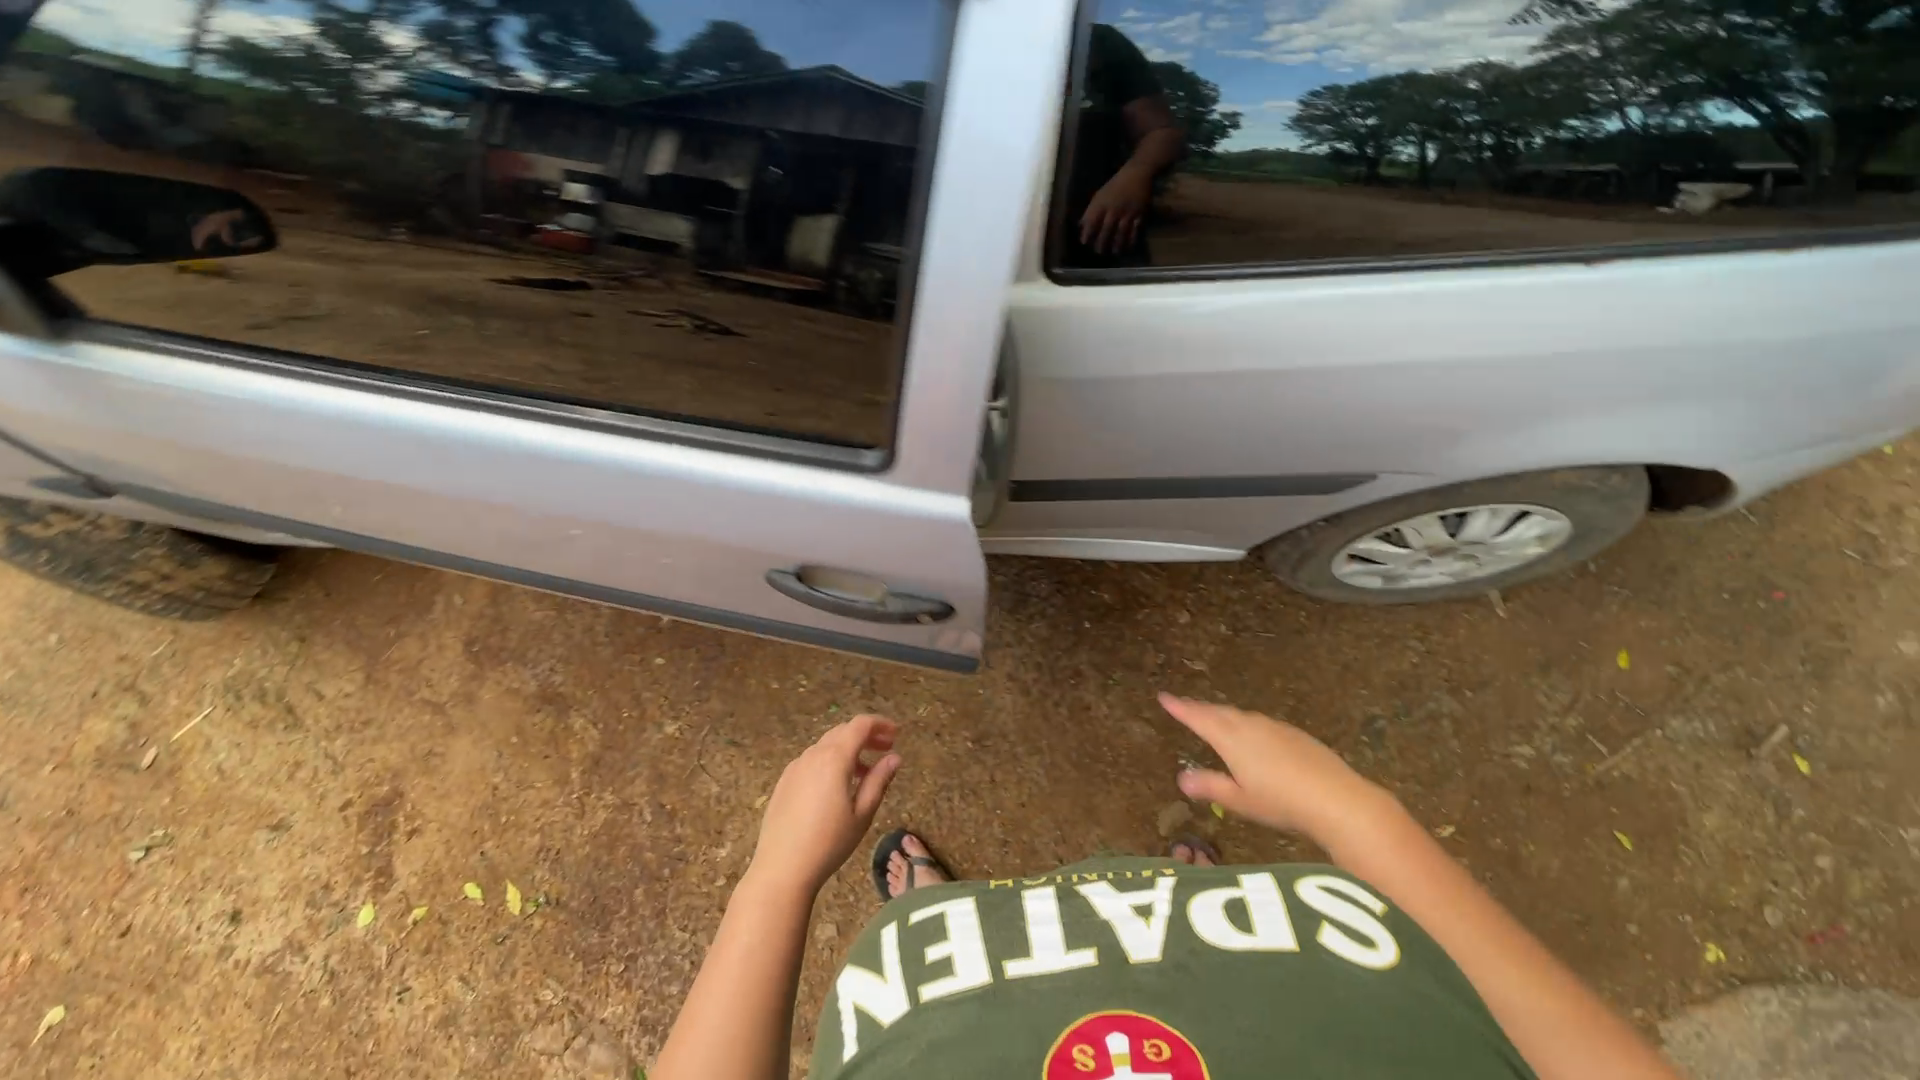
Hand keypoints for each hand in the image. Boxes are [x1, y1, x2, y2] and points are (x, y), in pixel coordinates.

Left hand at [747, 714, 901, 894]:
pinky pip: (811, 761)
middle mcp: (812, 755)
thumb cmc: (829, 842)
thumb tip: (894, 757)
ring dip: (848, 750)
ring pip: (825, 746)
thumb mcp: (862, 813)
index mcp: (834, 759)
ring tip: (864, 772)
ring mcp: (794, 768)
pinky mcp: (784, 782)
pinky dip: (830, 762)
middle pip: (842, 732)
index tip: (896, 734)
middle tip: (886, 750)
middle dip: (866, 736)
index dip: (880, 724)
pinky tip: (836, 786)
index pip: (859, 725)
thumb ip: (879, 780)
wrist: (782, 868)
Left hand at [1079, 166, 1153, 253]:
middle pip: (1106, 230)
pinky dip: (1131, 239)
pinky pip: (1134, 230)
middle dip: (1101, 243)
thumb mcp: (1100, 195)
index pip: (1092, 221)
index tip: (1084, 243)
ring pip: (1120, 232)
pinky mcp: (1139, 213)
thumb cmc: (1116, 185)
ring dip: (1116, 244)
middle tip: (1099, 252)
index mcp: (1102, 203)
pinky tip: (1128, 245)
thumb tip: (1082, 225)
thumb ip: (1092, 211)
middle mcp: (1113, 209)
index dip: (1087, 233)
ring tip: (1114, 252)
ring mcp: (1127, 212)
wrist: (1137, 173)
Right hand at [1160, 693, 1401, 850]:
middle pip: (1220, 713)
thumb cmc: (1281, 803)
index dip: (1180, 708)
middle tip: (1184, 705)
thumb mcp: (1240, 800)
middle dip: (1200, 708)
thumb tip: (1181, 777)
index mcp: (1232, 740)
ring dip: (1224, 715)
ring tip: (1214, 717)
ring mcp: (1276, 728)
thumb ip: (1211, 786)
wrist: (1337, 799)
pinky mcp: (1295, 735)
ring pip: (1242, 716)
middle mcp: (1251, 727)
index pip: (1199, 719)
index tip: (1164, 696)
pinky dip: (1246, 723)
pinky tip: (1252, 735)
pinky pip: (1261, 723)